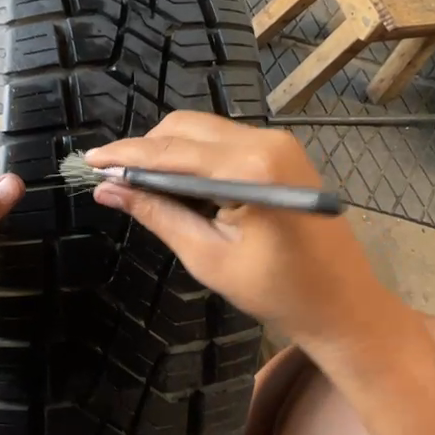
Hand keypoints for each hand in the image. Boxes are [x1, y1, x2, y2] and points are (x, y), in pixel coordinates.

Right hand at [86, 112, 394, 347]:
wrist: (346, 307)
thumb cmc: (278, 292)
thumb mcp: (207, 257)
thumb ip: (156, 213)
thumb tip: (106, 189)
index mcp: (249, 169)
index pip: (170, 151)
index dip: (124, 155)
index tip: (88, 162)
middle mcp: (264, 141)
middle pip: (184, 128)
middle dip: (144, 149)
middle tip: (111, 177)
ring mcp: (277, 143)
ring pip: (202, 130)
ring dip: (167, 151)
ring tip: (139, 182)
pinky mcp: (281, 151)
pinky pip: (223, 140)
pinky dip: (192, 155)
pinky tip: (177, 182)